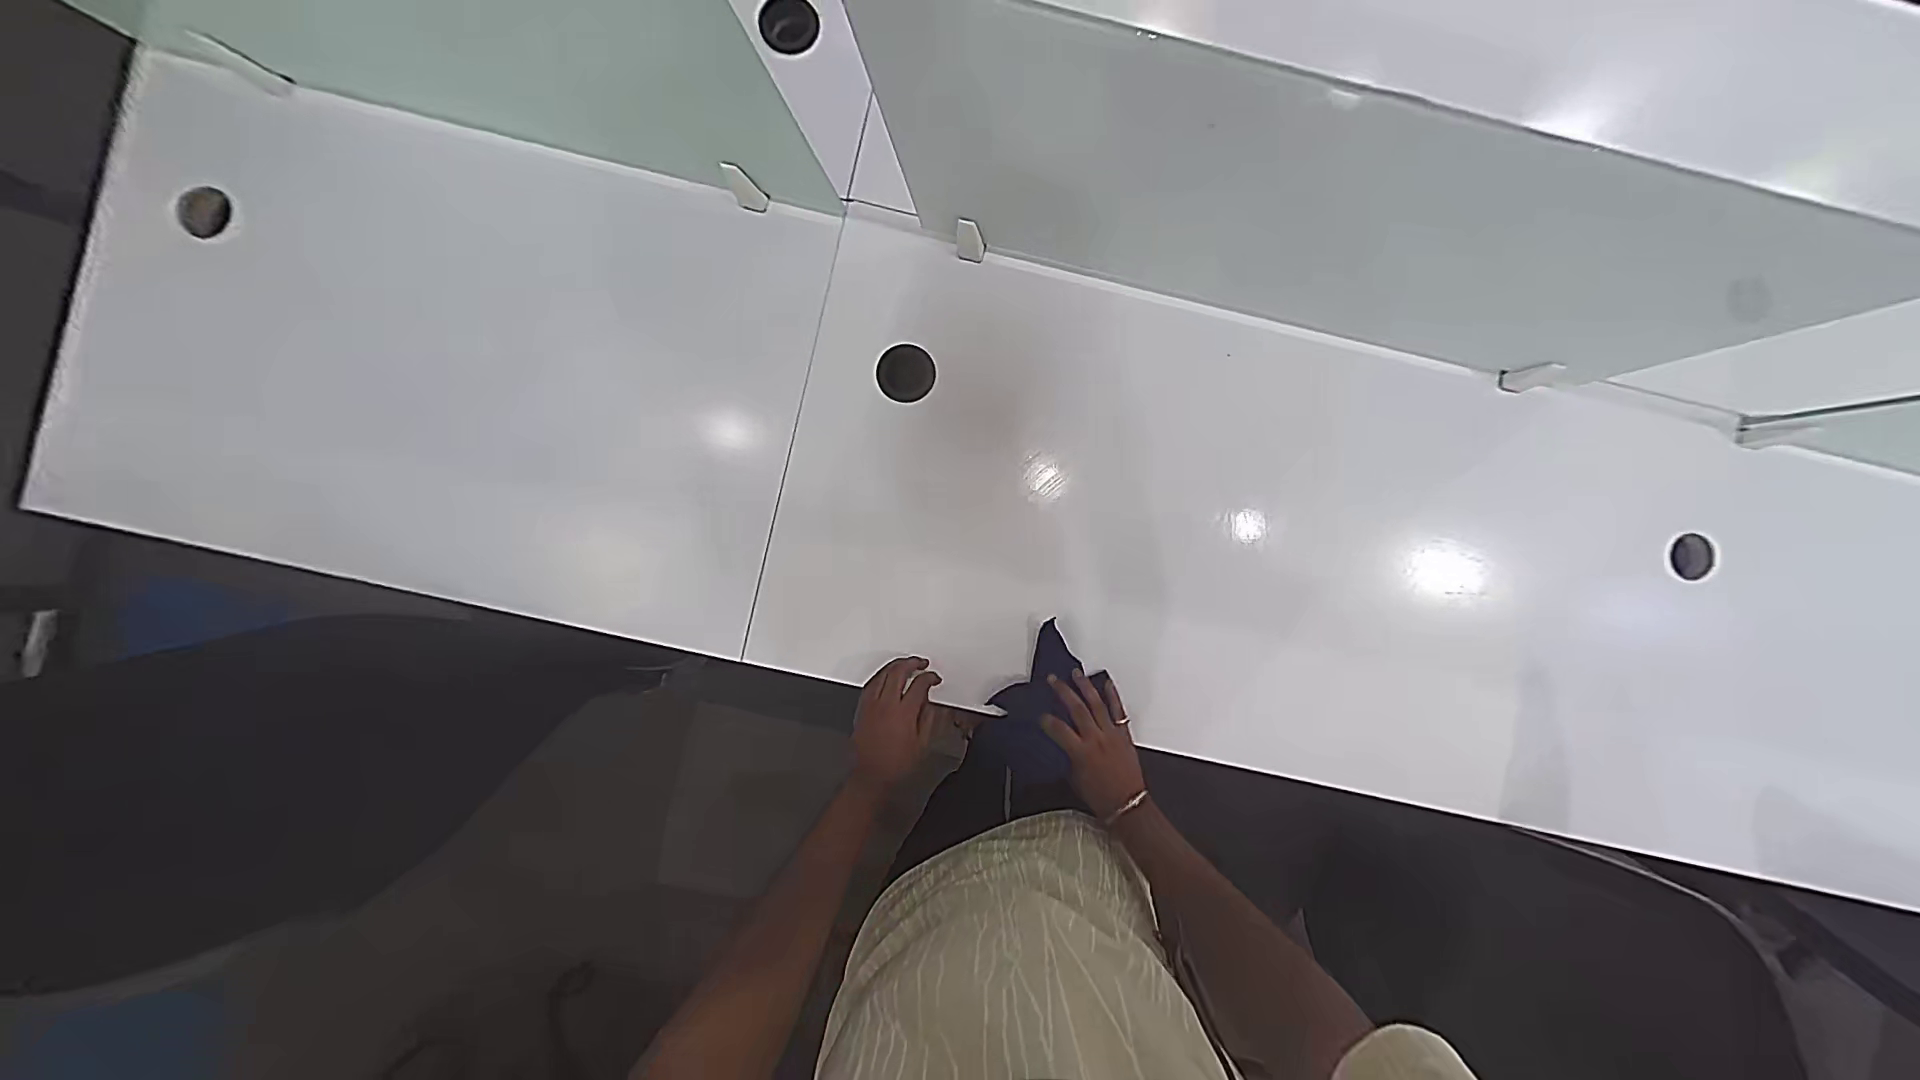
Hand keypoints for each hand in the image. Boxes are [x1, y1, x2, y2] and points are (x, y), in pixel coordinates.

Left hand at [849, 657, 942, 795]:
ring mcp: (871, 706)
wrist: (872, 777)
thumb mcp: (922, 743)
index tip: (934, 679)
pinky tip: (885, 676)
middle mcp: (886, 705)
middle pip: (898, 672)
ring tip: (905, 664)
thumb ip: (929, 718)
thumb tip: (931, 702)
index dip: (929, 677)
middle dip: (912, 663)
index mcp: (904, 713)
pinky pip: (871, 684)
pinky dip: (880, 676)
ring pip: (882, 674)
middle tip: (921, 663)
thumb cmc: (896, 765)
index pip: (919, 684)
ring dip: (895, 665)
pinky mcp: (862, 709)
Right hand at [1040, 669, 1145, 820]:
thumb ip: (1067, 758)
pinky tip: (1106, 683)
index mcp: (1081, 752)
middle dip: (1063, 691)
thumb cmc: (1101, 797)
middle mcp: (1096, 739)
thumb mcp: (1074, 779)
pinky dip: (1113, 696)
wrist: (1128, 805)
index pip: (1058, 729)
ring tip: (1076, 674)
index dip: (1047, 720)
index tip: (1041, 715)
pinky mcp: (1124, 735)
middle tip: (1053, 680)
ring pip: (1097, 704)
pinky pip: (1118, 711)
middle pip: (1077, 708)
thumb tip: (1060, 744)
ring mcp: (1111, 734)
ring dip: (1085, 687)